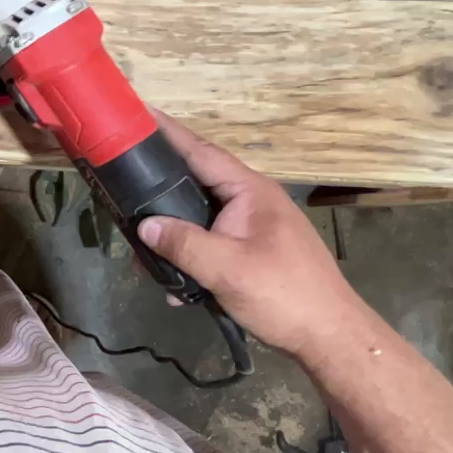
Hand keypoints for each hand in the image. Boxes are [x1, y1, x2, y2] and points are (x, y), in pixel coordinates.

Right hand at [136, 112, 375, 359]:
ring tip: (139, 248)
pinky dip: (189, 256)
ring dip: (171, 233)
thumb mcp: (227, 269)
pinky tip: (174, 284)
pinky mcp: (251, 251)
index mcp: (250, 192)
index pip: (201, 151)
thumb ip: (182, 244)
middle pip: (195, 181)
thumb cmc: (285, 295)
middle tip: (119, 180)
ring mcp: (252, 226)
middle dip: (157, 187)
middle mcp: (251, 201)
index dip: (168, 132)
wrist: (333, 340)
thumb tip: (144, 226)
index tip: (137, 112)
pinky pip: (209, 242)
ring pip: (198, 216)